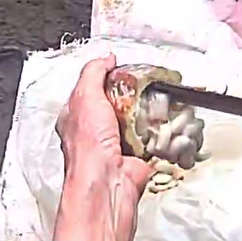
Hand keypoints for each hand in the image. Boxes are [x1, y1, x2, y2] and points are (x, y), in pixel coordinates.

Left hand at [54, 55, 156, 240]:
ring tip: (159, 98)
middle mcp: (95, 130)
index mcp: (76, 115)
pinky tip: (165, 121)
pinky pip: (152, 138)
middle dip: (132, 93)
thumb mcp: (84, 96)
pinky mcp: (137, 156)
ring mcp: (116, 143)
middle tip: (146, 83)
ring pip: (136, 119)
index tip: (123, 66)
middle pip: (118, 102)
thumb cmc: (88, 146)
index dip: (106, 76)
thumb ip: (93, 73)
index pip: (91, 88)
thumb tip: (105, 57)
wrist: (108, 183)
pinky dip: (160, 131)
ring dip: (148, 111)